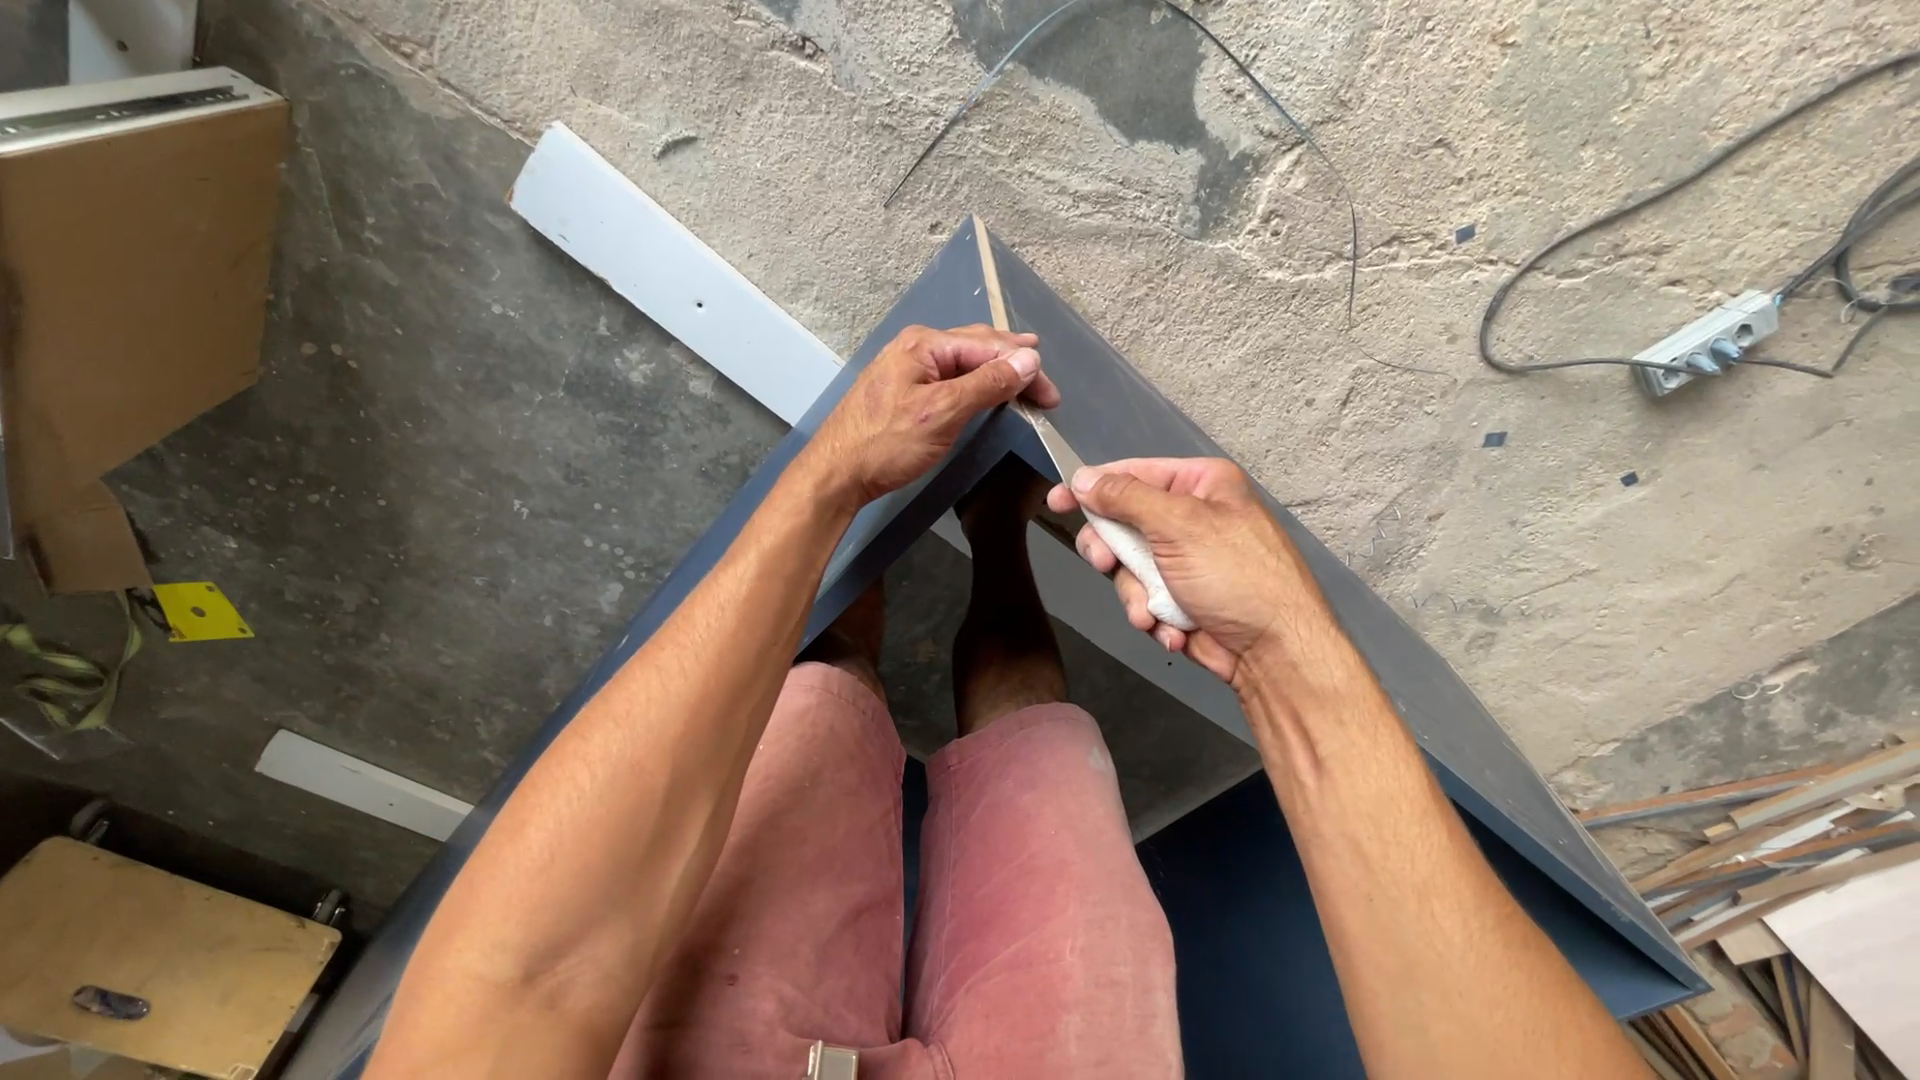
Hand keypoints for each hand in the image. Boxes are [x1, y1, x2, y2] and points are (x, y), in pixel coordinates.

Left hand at [806, 325, 1058, 509]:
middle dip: (1013, 363)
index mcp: (924, 344)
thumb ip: (987, 384)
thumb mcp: (943, 413)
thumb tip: (1029, 359)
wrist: (836, 474)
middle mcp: (915, 347)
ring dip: (995, 372)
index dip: (1025, 368)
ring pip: (963, 362)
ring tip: (1024, 378)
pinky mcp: (903, 390)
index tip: (1051, 397)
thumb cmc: (886, 444)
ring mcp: (907, 368)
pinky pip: (949, 377)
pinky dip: (975, 383)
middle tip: (1044, 387)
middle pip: (977, 347)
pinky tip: (985, 390)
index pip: (989, 347)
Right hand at [1046, 458, 1330, 685]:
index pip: (1132, 475)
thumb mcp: (1179, 526)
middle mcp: (1192, 518)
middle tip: (1104, 564)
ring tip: (1152, 613)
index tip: (1057, 500)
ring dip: (1135, 594)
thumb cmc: (1238, 577)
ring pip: (1127, 567)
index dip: (1092, 488)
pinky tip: (1172, 628)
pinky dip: (1152, 615)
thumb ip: (1126, 498)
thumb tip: (1084, 478)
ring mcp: (1186, 560)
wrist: (1274, 652)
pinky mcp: (1181, 597)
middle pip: (1122, 524)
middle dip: (1113, 553)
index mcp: (1200, 485)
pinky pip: (1144, 597)